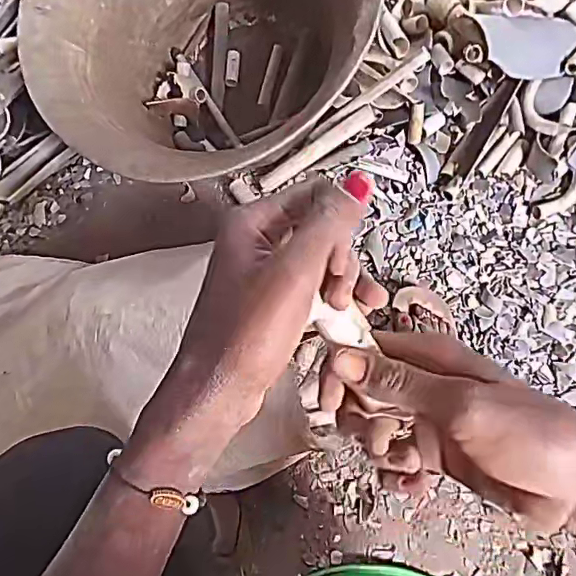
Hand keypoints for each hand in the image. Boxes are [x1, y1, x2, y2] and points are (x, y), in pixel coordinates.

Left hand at [121, 174, 387, 487]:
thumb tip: (355, 185)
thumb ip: (327, 225)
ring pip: (321, 261)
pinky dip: (332, 299)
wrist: (220, 391)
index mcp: (251, 224)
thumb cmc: (239, 340)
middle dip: (341, 259)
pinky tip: (344, 315)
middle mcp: (255, 245)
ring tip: (346, 305)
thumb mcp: (294, 273)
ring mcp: (264, 275)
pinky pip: (313, 288)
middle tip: (338, 288)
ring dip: (343, 281)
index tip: (345, 255)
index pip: (314, 195)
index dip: (339, 223)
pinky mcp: (273, 303)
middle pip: (321, 229)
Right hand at [322, 330, 575, 537]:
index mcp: (432, 358)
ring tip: (410, 465)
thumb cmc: (533, 435)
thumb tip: (345, 359)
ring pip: (374, 430)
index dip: (339, 374)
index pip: (365, 352)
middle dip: (360, 421)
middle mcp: (426, 386)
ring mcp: (430, 421)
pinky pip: (396, 461)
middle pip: (362, 394)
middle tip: (381, 440)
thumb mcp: (460, 405)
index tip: (328, 401)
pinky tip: (417, 486)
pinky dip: (399, 476)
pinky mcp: (435, 454)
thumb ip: (398, 383)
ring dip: (380, 452)